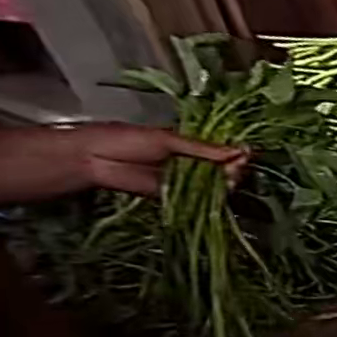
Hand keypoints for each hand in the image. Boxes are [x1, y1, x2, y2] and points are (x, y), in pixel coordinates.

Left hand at [57, 123, 247, 196]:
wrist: (89, 159)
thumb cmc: (120, 140)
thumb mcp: (165, 139)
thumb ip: (202, 148)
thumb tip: (240, 152)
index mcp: (188, 145)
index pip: (221, 151)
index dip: (236, 154)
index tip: (247, 155)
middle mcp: (189, 162)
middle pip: (223, 168)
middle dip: (235, 168)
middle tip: (238, 168)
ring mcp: (184, 180)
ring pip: (216, 182)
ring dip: (228, 181)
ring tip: (231, 179)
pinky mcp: (179, 196)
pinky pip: (202, 197)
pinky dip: (216, 195)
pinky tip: (225, 190)